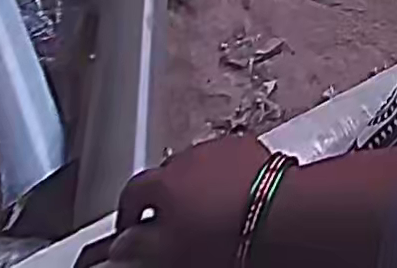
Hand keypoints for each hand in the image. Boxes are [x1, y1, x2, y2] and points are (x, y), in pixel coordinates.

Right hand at [77, 135, 270, 267]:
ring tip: (205, 212)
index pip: (133, 192)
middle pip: (165, 176)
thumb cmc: (223, 236)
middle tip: (171, 227)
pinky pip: (224, 159)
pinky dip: (222, 173)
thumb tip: (123, 245)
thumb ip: (141, 246)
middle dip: (164, 199)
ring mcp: (217, 147)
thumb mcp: (171, 252)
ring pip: (196, 166)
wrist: (273, 212)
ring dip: (195, 184)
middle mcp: (187, 156)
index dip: (128, 213)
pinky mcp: (244, 144)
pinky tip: (232, 194)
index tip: (129, 231)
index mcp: (163, 181)